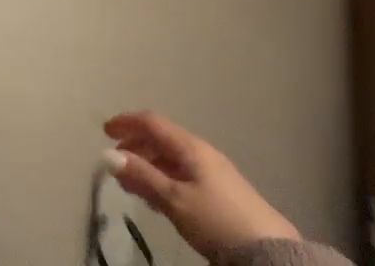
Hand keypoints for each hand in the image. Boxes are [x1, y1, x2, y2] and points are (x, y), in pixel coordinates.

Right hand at [102, 111, 298, 257]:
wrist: (269, 254)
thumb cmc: (216, 220)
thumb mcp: (173, 199)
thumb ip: (141, 175)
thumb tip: (108, 154)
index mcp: (190, 147)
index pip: (152, 122)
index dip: (127, 122)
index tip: (105, 132)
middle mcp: (202, 153)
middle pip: (162, 139)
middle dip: (136, 147)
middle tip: (117, 164)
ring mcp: (214, 173)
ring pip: (172, 159)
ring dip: (148, 165)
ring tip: (133, 185)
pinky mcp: (221, 193)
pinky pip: (183, 175)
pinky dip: (164, 178)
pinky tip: (158, 198)